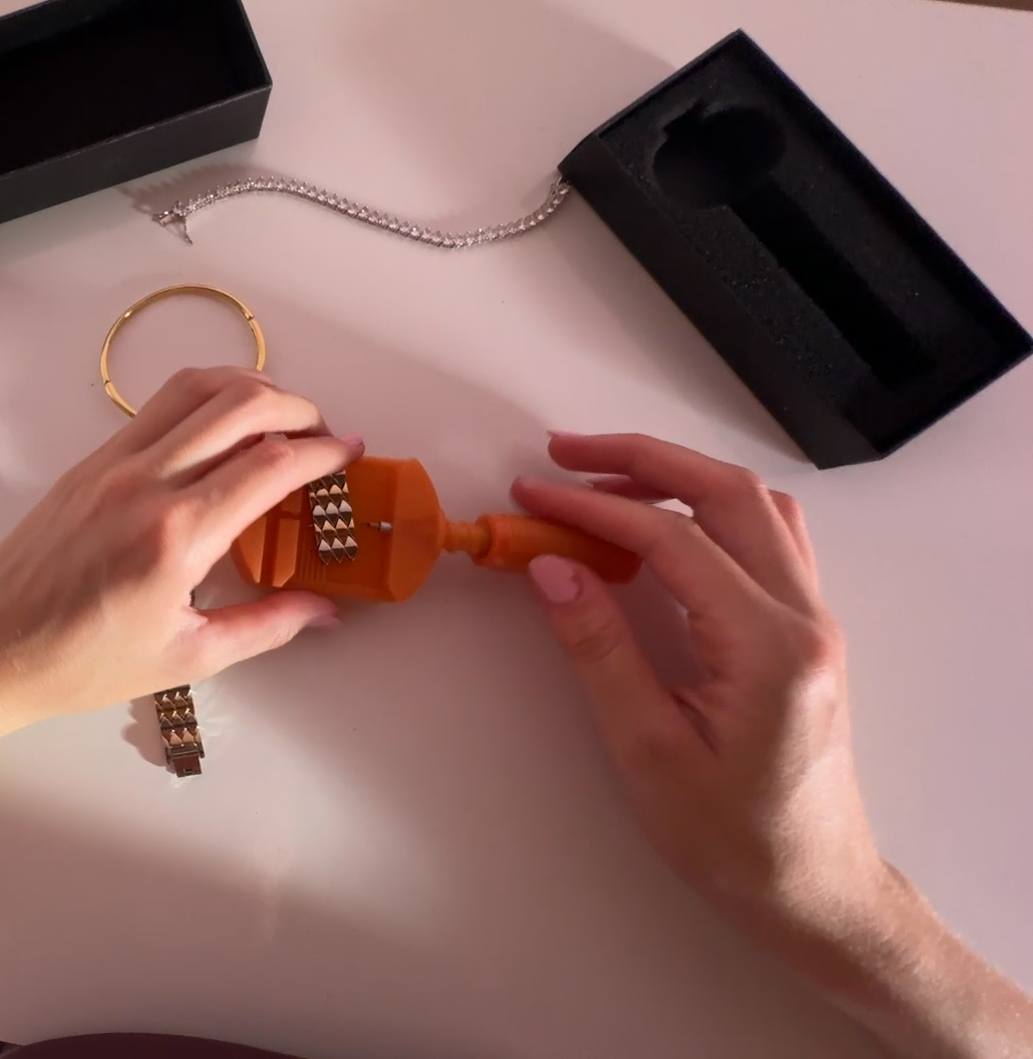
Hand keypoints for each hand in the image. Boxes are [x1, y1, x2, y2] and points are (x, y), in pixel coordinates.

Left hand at [0, 367, 360, 732]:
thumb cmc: (82, 663)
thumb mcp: (187, 656)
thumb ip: (266, 625)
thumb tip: (326, 610)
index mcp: (176, 537)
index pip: (269, 464)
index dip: (321, 453)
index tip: (348, 454)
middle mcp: (144, 483)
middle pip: (238, 404)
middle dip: (295, 406)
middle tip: (321, 431)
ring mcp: (109, 464)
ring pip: (191, 388)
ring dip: (246, 388)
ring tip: (276, 416)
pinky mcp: (86, 463)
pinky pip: (154, 410)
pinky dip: (199, 401)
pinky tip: (216, 430)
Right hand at [514, 434, 1032, 1057]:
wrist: (814, 889)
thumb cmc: (724, 831)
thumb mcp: (642, 744)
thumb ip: (597, 645)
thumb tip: (550, 567)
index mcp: (767, 647)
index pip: (674, 541)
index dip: (592, 509)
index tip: (530, 498)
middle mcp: (804, 617)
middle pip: (731, 495)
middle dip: (640, 459)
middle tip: (562, 455)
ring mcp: (812, 618)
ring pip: (755, 507)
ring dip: (674, 476)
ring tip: (598, 477)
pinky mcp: (801, 628)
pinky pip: (761, 537)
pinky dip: (700, 508)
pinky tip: (653, 522)